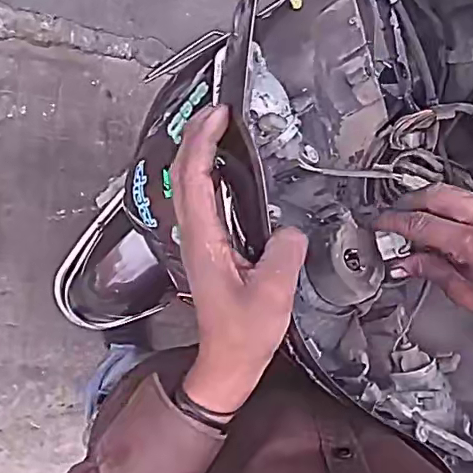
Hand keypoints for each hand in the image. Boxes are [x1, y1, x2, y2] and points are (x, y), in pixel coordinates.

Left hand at [172, 105, 308, 414]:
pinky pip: (199, 201)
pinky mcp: (206, 249)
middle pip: (182, 174)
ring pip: (186, 186)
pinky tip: (223, 172)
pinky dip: (206, 175)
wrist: (226, 361)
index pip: (195, 179)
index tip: (217, 114)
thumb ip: (284, 253)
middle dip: (195, 136)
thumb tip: (290, 230)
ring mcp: (196, 242)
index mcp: (204, 242)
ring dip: (198, 153)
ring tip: (217, 131)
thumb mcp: (274, 294)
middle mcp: (194, 237)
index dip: (203, 141)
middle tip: (215, 111)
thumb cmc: (242, 334)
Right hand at [375, 185, 472, 366]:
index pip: (425, 223)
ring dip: (434, 203)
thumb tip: (406, 262)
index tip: (382, 223)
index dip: (396, 222)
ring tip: (420, 223)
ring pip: (459, 194)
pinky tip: (449, 226)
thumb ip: (433, 270)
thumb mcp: (468, 293)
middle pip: (440, 195)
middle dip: (411, 201)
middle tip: (395, 214)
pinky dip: (457, 209)